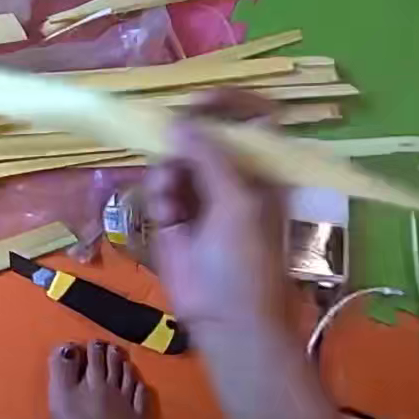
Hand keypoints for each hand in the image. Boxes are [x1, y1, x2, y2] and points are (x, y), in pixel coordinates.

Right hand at [141, 91, 290, 346]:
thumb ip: (209, 157)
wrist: (224, 315)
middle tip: (173, 156)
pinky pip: (158, 185)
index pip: (250, 119)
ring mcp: (199, 194)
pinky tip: (166, 214)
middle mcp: (229, 175)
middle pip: (201, 136)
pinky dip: (159, 195)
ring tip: (171, 203)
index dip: (227, 104)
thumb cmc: (245, 259)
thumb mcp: (236, 202)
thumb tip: (178, 121)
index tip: (197, 103)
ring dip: (167, 175)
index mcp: (260, 169)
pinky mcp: (172, 213)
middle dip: (183, 144)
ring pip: (173, 159)